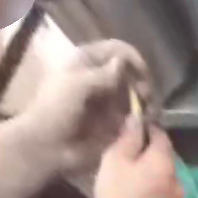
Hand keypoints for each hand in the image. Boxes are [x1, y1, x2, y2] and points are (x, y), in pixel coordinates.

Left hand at [20, 40, 152, 170]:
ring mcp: (108, 103)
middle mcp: (101, 79)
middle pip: (130, 74)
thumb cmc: (56, 110)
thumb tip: (124, 64)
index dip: (134, 60)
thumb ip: (103, 74)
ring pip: (134, 96)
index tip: (144, 77)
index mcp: (88, 61)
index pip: (118, 50)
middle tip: (146, 100)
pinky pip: (133, 119)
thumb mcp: (78, 85)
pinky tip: (143, 126)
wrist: (48, 146)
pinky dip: (140, 121)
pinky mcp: (113, 125)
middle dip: (141, 83)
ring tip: (148, 115)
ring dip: (144, 103)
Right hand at [94, 115, 183, 197]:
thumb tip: (138, 118)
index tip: (136, 134)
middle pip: (167, 162)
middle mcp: (179, 182)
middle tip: (134, 166)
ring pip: (170, 184)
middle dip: (154, 160)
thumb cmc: (116, 196)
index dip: (149, 132)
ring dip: (159, 182)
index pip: (162, 136)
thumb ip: (129, 137)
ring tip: (140, 189)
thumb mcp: (115, 160)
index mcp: (164, 163)